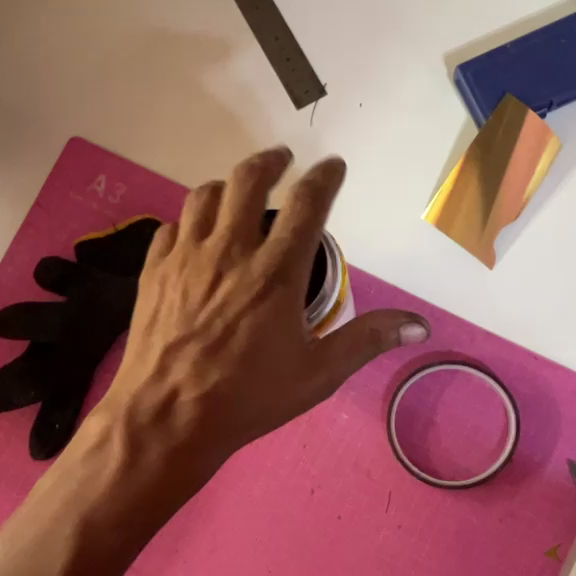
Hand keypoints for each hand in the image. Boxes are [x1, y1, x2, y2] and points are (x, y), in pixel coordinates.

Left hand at [94, 148, 428, 472]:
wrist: (167, 417)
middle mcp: (231, 251)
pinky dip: (190, 221)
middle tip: (283, 159)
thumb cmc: (248, 397)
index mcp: (276, 272)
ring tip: (239, 192)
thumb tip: (420, 324)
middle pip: (249, 179)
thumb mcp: (317, 374)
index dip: (325, 176)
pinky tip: (197, 235)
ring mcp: (187, 257)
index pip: (307, 203)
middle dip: (271, 160)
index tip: (333, 165)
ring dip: (228, 185)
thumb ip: (366, 340)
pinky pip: (172, 227)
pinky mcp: (154, 271)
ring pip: (205, 195)